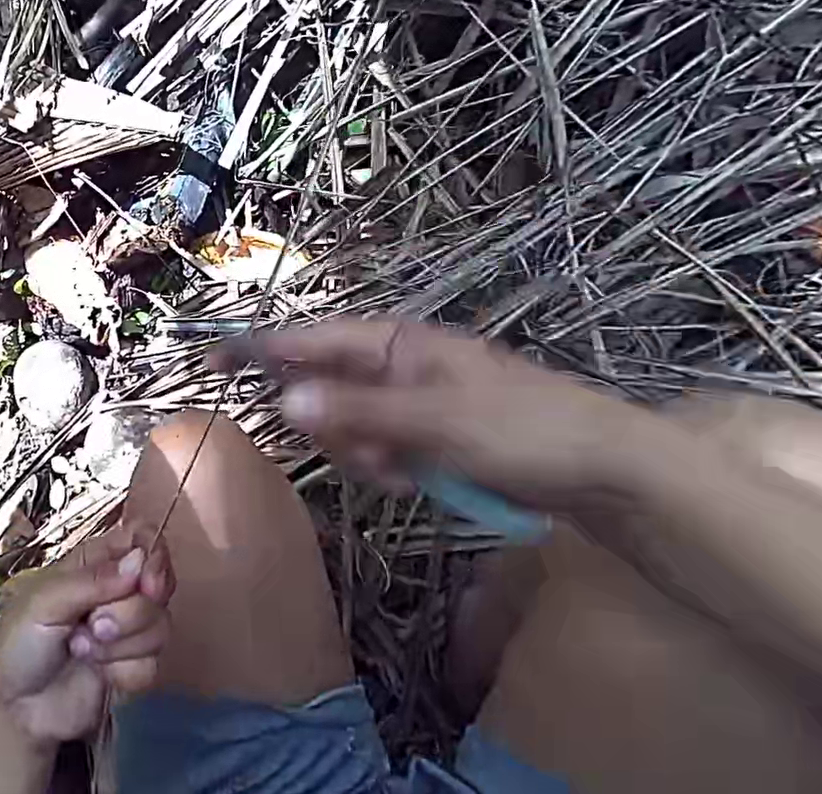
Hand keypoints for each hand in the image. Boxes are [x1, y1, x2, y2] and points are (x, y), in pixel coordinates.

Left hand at [0, 521, 174, 745]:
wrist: (17, 710)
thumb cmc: (20, 642)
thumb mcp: (46, 601)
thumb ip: (93, 580)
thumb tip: (140, 560)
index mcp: (95, 561)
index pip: (141, 538)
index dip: (154, 556)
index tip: (148, 585)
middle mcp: (117, 589)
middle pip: (157, 585)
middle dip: (128, 613)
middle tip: (93, 626)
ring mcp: (128, 627)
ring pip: (159, 625)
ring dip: (120, 645)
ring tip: (83, 649)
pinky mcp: (133, 666)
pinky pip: (152, 664)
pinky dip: (124, 672)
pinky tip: (98, 673)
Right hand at [213, 319, 671, 511]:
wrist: (608, 472)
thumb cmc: (525, 429)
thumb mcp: (438, 422)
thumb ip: (357, 411)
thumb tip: (284, 401)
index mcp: (393, 343)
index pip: (310, 340)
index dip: (260, 350)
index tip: (212, 362)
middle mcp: (392, 365)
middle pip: (322, 390)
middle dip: (337, 428)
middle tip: (375, 457)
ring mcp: (405, 400)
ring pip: (345, 425)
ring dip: (363, 454)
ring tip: (406, 473)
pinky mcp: (420, 431)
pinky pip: (374, 446)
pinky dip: (384, 466)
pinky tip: (416, 481)